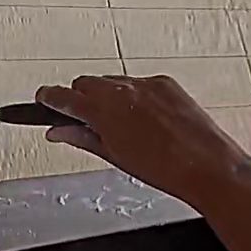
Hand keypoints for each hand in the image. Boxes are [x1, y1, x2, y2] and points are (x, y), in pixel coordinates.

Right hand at [36, 75, 250, 208]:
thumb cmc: (163, 169)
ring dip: (108, 96)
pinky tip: (146, 119)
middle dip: (80, 97)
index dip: (49, 97)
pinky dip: (135, 96)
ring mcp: (144, 83)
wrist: (208, 166)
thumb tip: (57, 132)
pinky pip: (138, 82)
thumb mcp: (114, 157)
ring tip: (123, 124)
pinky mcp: (165, 82)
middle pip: (85, 83)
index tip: (42, 98)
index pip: (64, 97)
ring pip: (111, 81)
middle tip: (86, 119)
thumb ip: (81, 138)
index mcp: (103, 111)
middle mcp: (122, 90)